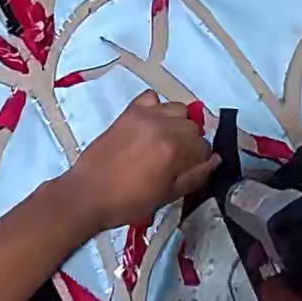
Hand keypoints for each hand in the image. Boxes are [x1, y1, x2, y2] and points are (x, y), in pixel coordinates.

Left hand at [60, 91, 217, 230]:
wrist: (87, 194)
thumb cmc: (128, 201)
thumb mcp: (168, 196)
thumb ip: (195, 176)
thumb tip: (214, 160)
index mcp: (175, 150)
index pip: (204, 147)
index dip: (200, 160)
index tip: (189, 170)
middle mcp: (164, 126)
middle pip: (194, 127)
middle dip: (191, 143)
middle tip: (176, 160)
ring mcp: (145, 116)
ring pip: (178, 110)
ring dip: (178, 124)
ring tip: (165, 140)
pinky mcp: (129, 112)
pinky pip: (152, 98)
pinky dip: (156, 108)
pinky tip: (150, 125)